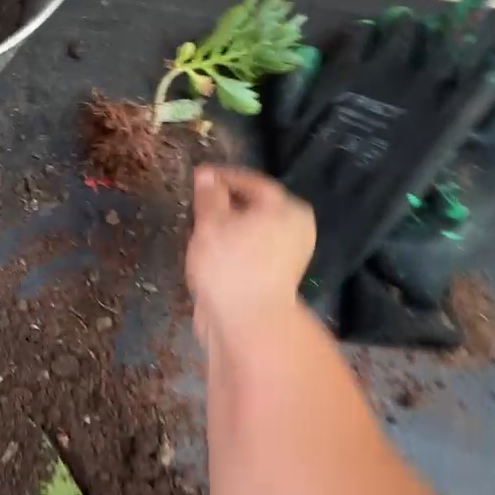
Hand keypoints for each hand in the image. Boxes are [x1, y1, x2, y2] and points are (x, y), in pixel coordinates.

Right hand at [186, 165, 316, 343]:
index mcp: (285, 208)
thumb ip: (209, 197)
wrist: (247, 319)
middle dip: (226, 205)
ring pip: (254, 230)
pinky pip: (254, 251)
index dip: (223, 178)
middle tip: (198, 206)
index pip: (252, 183)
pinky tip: (214, 256)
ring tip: (202, 232)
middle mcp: (296, 226)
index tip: (199, 176)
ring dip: (229, 229)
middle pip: (256, 207)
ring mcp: (291, 253)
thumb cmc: (228, 266)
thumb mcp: (210, 225)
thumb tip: (206, 175)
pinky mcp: (279, 275)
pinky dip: (235, 247)